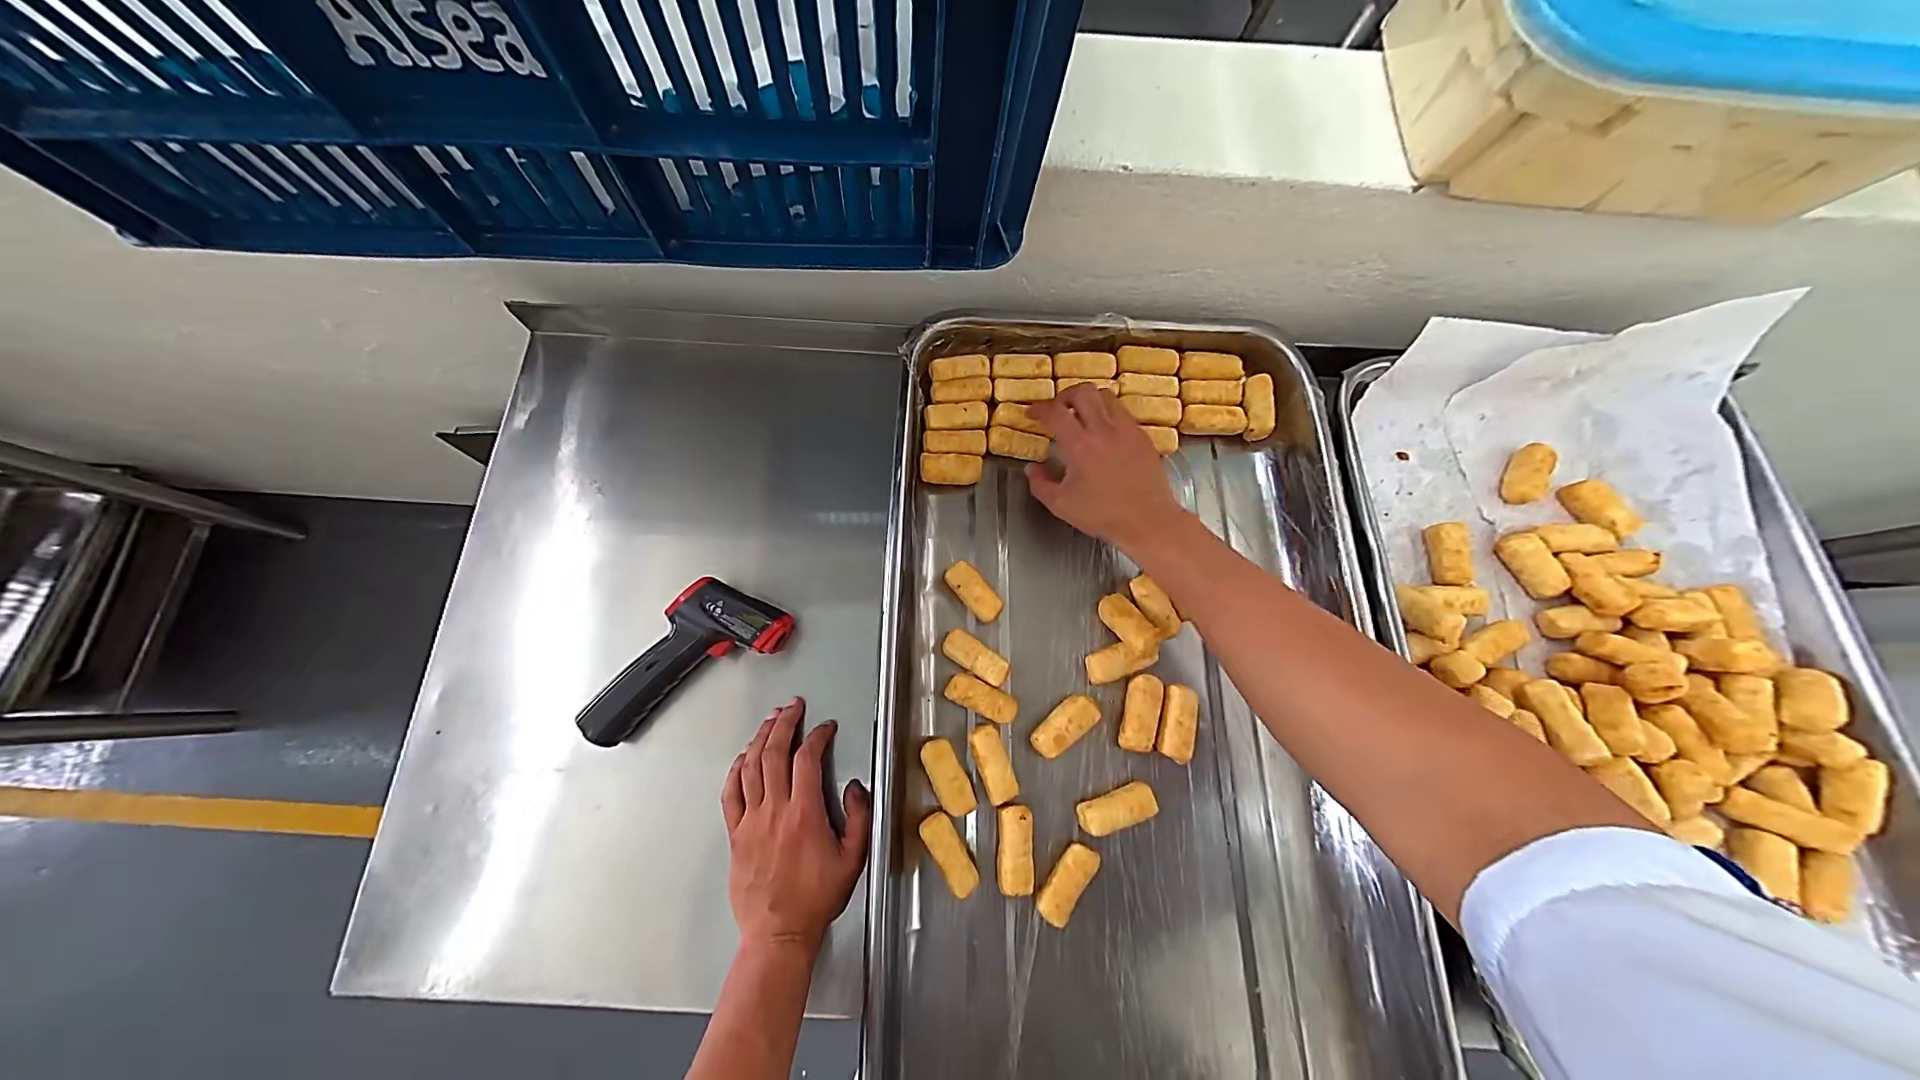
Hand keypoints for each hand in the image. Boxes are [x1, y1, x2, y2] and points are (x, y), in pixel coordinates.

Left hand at [721, 698, 871, 952]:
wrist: (778, 933)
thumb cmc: (816, 898)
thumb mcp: (853, 859)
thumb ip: (859, 818)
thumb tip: (853, 788)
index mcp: (804, 814)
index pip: (807, 759)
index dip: (817, 736)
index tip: (825, 728)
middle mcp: (774, 811)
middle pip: (774, 753)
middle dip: (785, 723)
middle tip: (793, 707)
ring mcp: (751, 821)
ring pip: (751, 767)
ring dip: (761, 738)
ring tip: (771, 720)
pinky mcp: (736, 834)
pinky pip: (731, 794)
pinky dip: (736, 770)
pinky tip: (743, 757)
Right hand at [1026, 384, 1189, 550]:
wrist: (1147, 521)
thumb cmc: (1102, 515)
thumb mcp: (1061, 505)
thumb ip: (1040, 484)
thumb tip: (1032, 469)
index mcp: (1080, 445)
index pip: (1055, 411)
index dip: (1039, 408)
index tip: (1032, 414)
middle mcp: (1104, 429)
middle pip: (1081, 392)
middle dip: (1064, 396)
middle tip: (1057, 409)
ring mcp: (1127, 430)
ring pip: (1105, 396)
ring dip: (1088, 400)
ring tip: (1081, 415)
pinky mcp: (1142, 436)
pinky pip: (1122, 412)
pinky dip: (1108, 413)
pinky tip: (1104, 432)